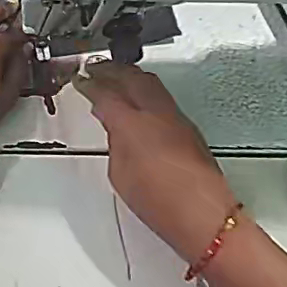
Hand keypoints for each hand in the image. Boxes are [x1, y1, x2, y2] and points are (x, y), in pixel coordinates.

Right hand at [75, 62, 235, 257]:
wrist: (205, 218)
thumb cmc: (163, 203)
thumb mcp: (119, 173)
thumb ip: (115, 143)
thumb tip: (115, 131)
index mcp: (131, 123)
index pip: (104, 92)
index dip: (88, 84)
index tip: (81, 80)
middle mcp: (155, 114)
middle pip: (129, 76)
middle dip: (109, 69)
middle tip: (94, 68)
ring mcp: (175, 118)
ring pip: (149, 82)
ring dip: (129, 75)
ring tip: (115, 77)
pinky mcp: (188, 127)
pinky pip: (162, 97)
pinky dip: (145, 91)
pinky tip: (138, 99)